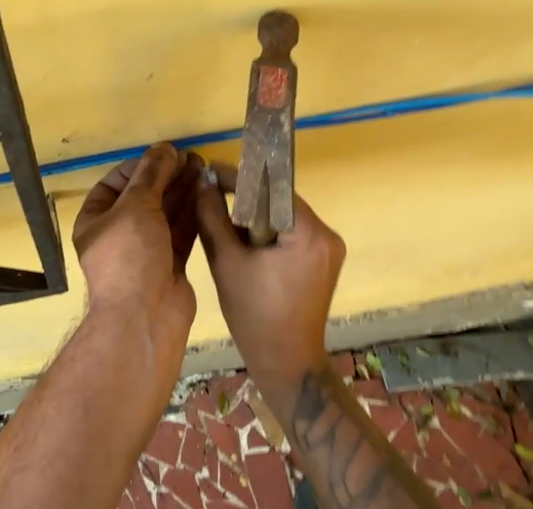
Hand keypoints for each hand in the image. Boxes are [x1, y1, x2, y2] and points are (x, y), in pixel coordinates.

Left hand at [72, 142, 202, 332]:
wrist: (146, 317)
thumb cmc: (130, 255)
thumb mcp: (136, 206)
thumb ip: (151, 175)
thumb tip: (165, 148)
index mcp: (96, 219)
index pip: (117, 182)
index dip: (141, 166)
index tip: (166, 154)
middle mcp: (118, 233)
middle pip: (144, 196)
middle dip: (167, 176)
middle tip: (193, 158)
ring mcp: (145, 249)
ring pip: (165, 212)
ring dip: (182, 190)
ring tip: (204, 168)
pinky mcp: (169, 262)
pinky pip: (180, 230)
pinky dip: (191, 212)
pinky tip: (207, 192)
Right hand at [194, 162, 345, 384]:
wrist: (286, 363)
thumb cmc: (254, 314)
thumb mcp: (226, 261)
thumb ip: (213, 215)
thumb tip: (203, 181)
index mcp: (308, 234)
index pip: (271, 188)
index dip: (239, 176)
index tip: (210, 169)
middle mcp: (326, 235)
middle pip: (280, 200)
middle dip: (246, 195)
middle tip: (212, 193)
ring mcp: (329, 248)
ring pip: (285, 214)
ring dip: (256, 213)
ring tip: (224, 216)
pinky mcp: (324, 260)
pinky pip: (293, 231)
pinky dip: (269, 230)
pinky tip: (245, 239)